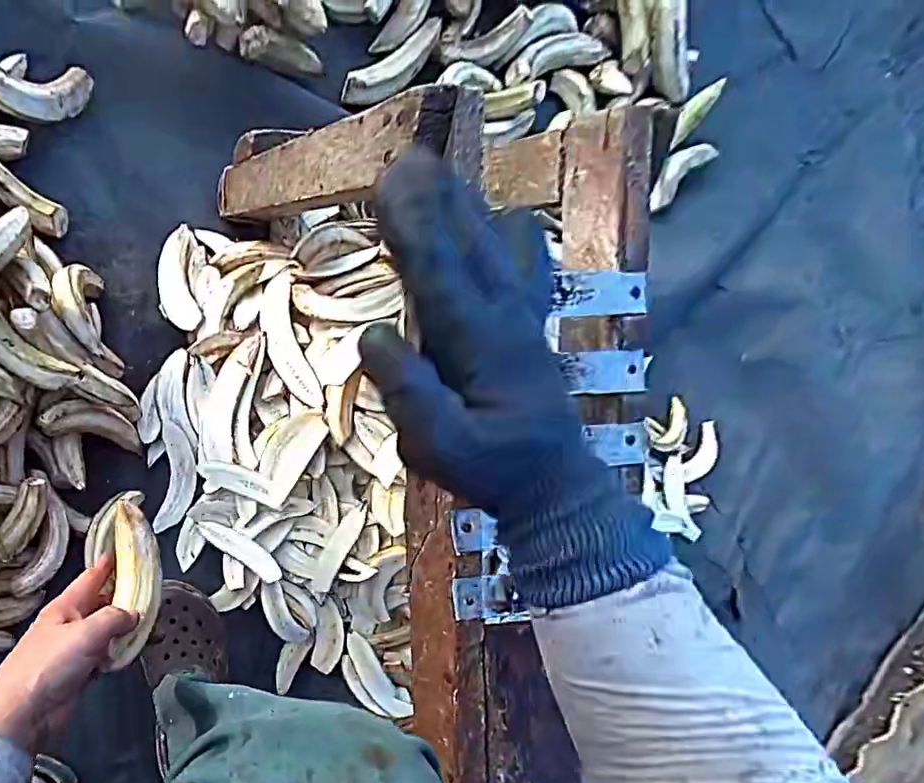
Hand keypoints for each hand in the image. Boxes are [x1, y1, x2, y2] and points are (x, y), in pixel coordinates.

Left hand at [0, 555, 136, 751]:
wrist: (25, 713)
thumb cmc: (47, 667)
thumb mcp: (86, 633)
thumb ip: (114, 619)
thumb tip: (133, 614)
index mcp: (65, 608)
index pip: (90, 579)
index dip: (106, 566)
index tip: (119, 554)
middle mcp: (69, 625)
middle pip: (100, 605)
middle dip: (122, 598)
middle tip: (145, 592)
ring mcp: (73, 650)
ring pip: (105, 632)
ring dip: (123, 629)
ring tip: (145, 624)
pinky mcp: (78, 673)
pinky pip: (104, 656)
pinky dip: (117, 654)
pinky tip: (127, 655)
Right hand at [361, 150, 666, 607]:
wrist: (551, 481)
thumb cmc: (488, 469)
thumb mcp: (437, 448)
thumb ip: (408, 394)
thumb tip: (372, 336)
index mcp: (481, 345)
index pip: (440, 274)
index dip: (413, 226)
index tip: (389, 182)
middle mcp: (505, 318)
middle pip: (469, 246)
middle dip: (435, 201)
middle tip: (406, 159)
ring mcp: (523, 319)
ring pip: (497, 248)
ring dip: (466, 209)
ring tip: (438, 173)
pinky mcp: (529, 327)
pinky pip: (521, 266)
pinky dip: (504, 235)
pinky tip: (501, 220)